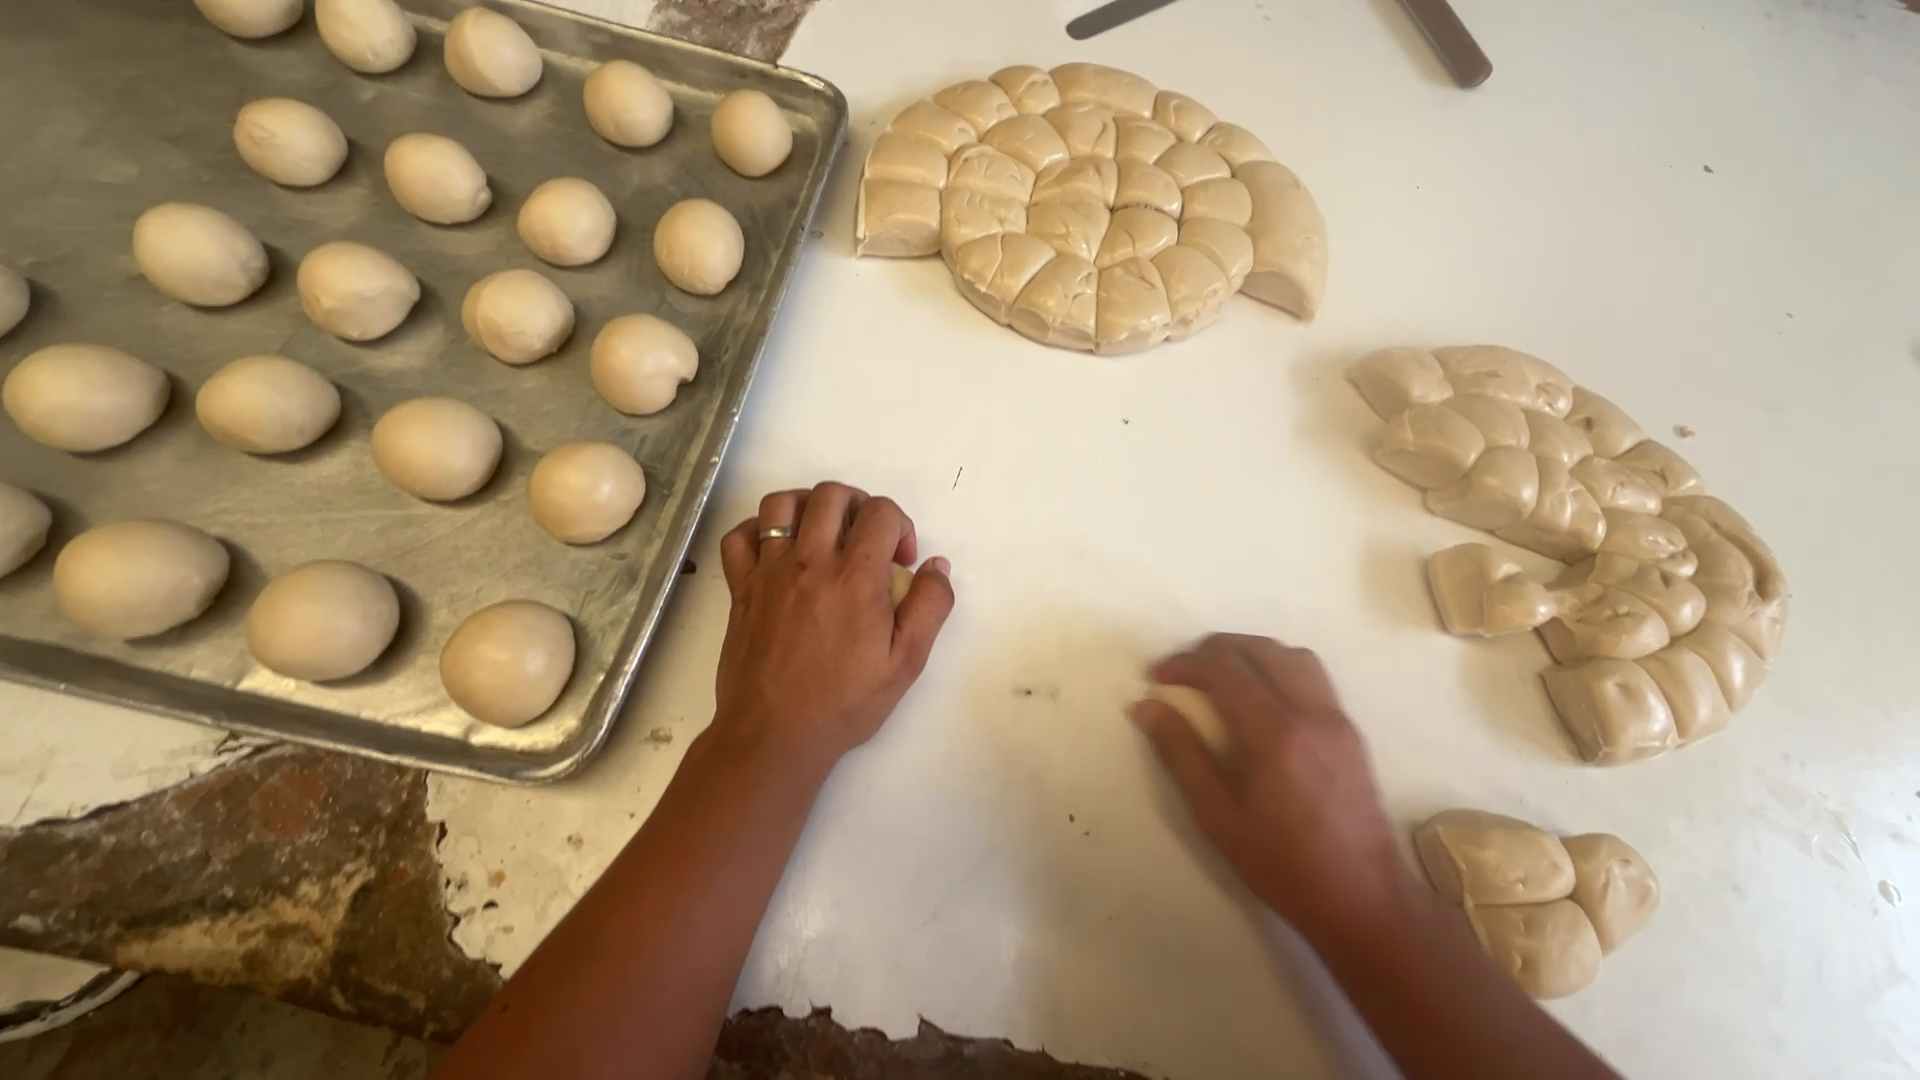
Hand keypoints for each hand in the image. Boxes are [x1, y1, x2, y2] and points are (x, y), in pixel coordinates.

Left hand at [714, 482, 954, 770]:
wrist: (775, 735)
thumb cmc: (845, 702)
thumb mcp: (906, 661)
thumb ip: (929, 605)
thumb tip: (936, 565)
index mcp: (856, 577)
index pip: (881, 512)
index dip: (901, 526)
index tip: (901, 561)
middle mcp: (810, 562)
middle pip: (832, 495)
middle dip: (859, 506)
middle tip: (867, 540)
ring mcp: (769, 572)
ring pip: (781, 503)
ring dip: (808, 506)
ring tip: (823, 533)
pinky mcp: (740, 588)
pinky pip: (739, 536)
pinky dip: (758, 530)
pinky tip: (778, 550)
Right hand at [1130, 634, 1414, 942]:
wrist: (1363, 898)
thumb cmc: (1280, 863)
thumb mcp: (1216, 814)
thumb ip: (1180, 753)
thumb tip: (1145, 706)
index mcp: (1274, 732)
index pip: (1224, 668)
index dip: (1185, 663)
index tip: (1157, 676)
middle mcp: (1310, 712)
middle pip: (1259, 649)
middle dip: (1214, 650)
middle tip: (1183, 671)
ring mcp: (1337, 719)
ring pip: (1291, 655)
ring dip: (1250, 653)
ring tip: (1220, 677)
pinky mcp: (1350, 732)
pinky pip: (1312, 676)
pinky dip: (1278, 668)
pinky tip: (1260, 698)